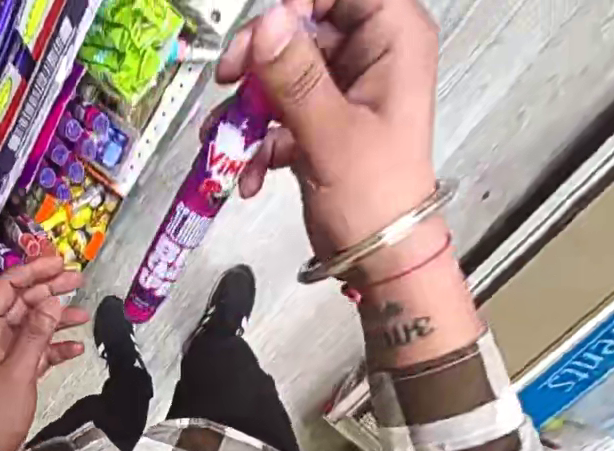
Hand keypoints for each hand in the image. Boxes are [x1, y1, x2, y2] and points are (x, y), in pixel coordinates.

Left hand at [0, 256, 87, 450]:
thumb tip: (53, 302)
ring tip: (84, 314)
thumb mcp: (19, 370)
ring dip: (58, 319)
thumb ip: (36, 334)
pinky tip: (76, 348)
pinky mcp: (19, 367)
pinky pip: (40, 348)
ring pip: (35, 324)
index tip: (58, 262)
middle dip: (49, 290)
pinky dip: (57, 347)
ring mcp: (7, 351)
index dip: (32, 271)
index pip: (7, 287)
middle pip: (23, 302)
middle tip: (77, 280)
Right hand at [218, 0, 441, 279]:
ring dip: (250, 111)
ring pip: (284, 77)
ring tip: (222, 143)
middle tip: (228, 84)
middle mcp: (368, 57)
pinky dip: (261, 145)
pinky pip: (281, 119)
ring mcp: (341, 95)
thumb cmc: (372, 197)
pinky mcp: (320, 129)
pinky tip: (249, 176)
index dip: (296, 5)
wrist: (378, 260)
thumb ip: (296, 78)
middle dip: (261, 63)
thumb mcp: (332, 135)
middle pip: (304, 29)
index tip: (261, 40)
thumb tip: (266, 23)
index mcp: (391, 38)